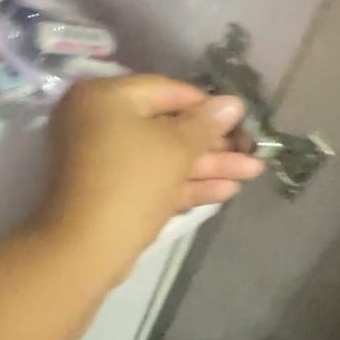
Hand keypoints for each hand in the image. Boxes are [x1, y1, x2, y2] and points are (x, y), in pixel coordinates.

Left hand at [37, 75, 263, 273]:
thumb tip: (234, 102)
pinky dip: (187, 183)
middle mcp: (101, 122)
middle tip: (252, 149)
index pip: (167, 90)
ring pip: (165, 157)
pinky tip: (228, 190)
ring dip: (209, 165)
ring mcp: (106, 159)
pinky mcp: (115, 191)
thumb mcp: (175, 148)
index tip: (240, 119)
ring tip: (253, 172)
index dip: (207, 105)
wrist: (86, 249)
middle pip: (168, 127)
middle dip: (214, 143)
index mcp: (105, 97)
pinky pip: (155, 178)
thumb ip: (206, 124)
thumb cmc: (131, 183)